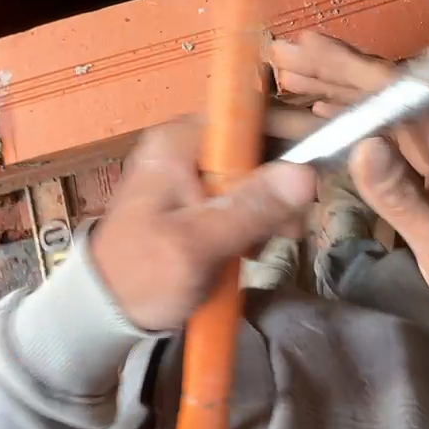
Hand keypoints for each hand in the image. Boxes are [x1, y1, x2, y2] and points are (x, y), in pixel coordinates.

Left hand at [90, 120, 316, 330]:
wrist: (103, 315)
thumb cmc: (142, 277)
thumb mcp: (198, 245)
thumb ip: (251, 208)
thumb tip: (306, 173)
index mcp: (178, 141)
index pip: (244, 114)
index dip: (287, 128)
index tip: (324, 152)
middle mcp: (184, 145)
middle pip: (252, 143)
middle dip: (280, 180)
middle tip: (295, 221)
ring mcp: (189, 171)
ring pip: (251, 172)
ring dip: (269, 206)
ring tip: (271, 242)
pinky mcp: (195, 198)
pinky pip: (239, 195)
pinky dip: (254, 218)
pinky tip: (255, 246)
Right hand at [272, 31, 428, 335]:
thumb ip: (402, 196)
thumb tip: (362, 144)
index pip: (394, 89)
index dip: (349, 66)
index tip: (310, 45)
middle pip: (380, 87)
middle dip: (330, 67)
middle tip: (283, 52)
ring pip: (375, 102)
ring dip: (331, 85)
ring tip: (288, 72)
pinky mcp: (423, 159)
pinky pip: (377, 125)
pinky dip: (344, 113)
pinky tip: (316, 107)